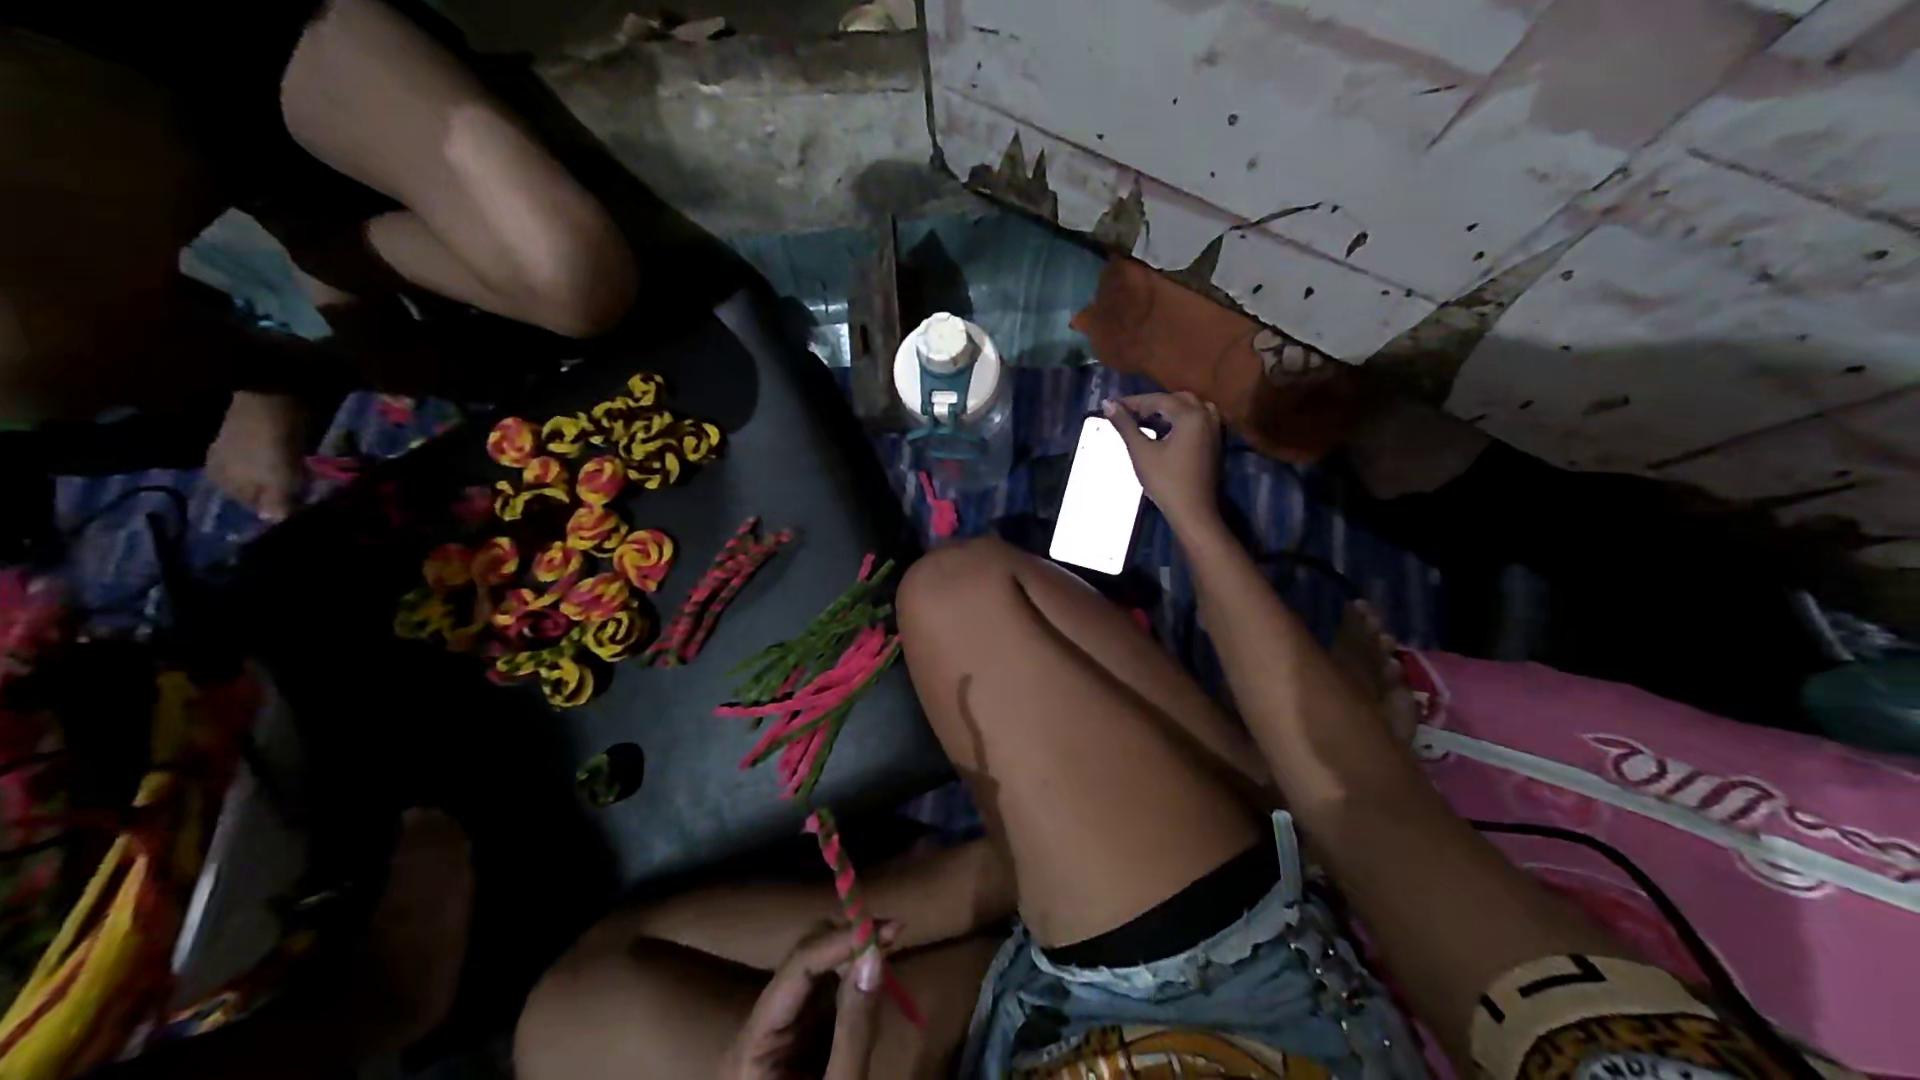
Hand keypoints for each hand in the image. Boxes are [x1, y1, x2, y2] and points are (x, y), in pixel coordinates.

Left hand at [718, 922, 898, 1079]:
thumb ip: (856, 1028)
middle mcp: (761, 1024)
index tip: (882, 928)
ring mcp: (780, 1029)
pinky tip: (876, 975)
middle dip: (847, 939)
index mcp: (754, 1042)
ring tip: (891, 945)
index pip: (797, 968)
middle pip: (803, 958)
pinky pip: (825, 991)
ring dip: (853, 953)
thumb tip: (875, 957)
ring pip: (815, 968)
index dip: (838, 941)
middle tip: (894, 933)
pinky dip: (853, 977)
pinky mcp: (799, 1037)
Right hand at [1105, 392, 1221, 533]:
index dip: (1134, 402)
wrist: (1193, 511)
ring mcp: (1214, 429)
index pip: (1158, 399)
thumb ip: (1125, 425)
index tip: (1113, 405)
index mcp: (1190, 415)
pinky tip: (1164, 430)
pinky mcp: (1215, 441)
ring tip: (1145, 420)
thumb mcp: (1141, 452)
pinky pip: (1197, 420)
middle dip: (1151, 404)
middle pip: (1175, 400)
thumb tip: (1107, 403)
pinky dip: (1179, 420)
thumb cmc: (1165, 481)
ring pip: (1188, 408)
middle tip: (1128, 414)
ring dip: (1167, 410)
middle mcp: (1206, 415)